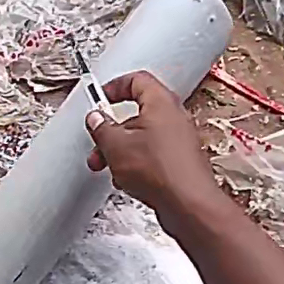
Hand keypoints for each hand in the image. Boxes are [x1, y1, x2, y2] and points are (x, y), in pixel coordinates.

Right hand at [85, 71, 231, 230]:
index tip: (101, 97)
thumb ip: (102, 128)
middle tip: (99, 142)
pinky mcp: (179, 162)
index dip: (115, 87)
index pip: (137, 80)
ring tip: (110, 166)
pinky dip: (137, 164)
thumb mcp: (115, 145)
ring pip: (143, 138)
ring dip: (122, 151)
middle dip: (113, 130)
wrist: (187, 203)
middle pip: (137, 114)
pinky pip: (152, 156)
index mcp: (160, 102)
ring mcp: (179, 140)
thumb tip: (96, 119)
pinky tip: (128, 179)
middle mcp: (174, 117)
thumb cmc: (161, 172)